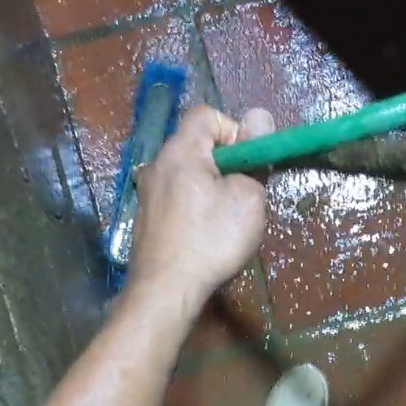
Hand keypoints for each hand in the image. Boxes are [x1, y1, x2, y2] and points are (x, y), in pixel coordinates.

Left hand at [125, 105, 274, 309]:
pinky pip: (178, 201)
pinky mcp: (147, 221)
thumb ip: (254, 156)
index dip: (235, 131)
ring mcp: (148, 195)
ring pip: (189, 177)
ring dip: (212, 191)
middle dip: (227, 166)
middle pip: (198, 147)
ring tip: (227, 223)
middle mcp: (157, 165)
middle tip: (245, 196)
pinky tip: (205, 240)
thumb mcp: (247, 197)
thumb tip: (259, 116)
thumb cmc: (211, 239)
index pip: (208, 115)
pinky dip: (195, 211)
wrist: (166, 290)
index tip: (250, 164)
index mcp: (180, 150)